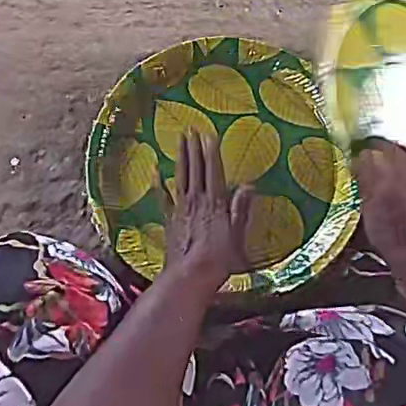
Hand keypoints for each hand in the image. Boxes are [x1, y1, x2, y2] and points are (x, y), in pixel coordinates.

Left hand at [167, 131, 252, 290]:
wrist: (189, 277)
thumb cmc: (218, 259)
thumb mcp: (237, 235)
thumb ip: (241, 209)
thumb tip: (249, 185)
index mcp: (215, 202)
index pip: (214, 171)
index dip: (211, 152)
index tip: (209, 134)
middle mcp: (197, 200)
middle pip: (195, 169)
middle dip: (194, 147)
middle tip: (191, 128)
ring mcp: (180, 209)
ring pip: (181, 177)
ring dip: (180, 157)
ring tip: (179, 139)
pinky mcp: (169, 220)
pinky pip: (163, 198)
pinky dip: (159, 184)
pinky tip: (156, 171)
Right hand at [355, 140, 405, 277]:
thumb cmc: (391, 241)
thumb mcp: (369, 214)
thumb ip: (366, 186)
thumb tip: (360, 165)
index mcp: (386, 183)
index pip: (372, 156)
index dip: (364, 153)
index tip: (358, 154)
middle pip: (394, 151)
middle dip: (382, 147)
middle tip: (373, 149)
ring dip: (398, 155)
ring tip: (389, 158)